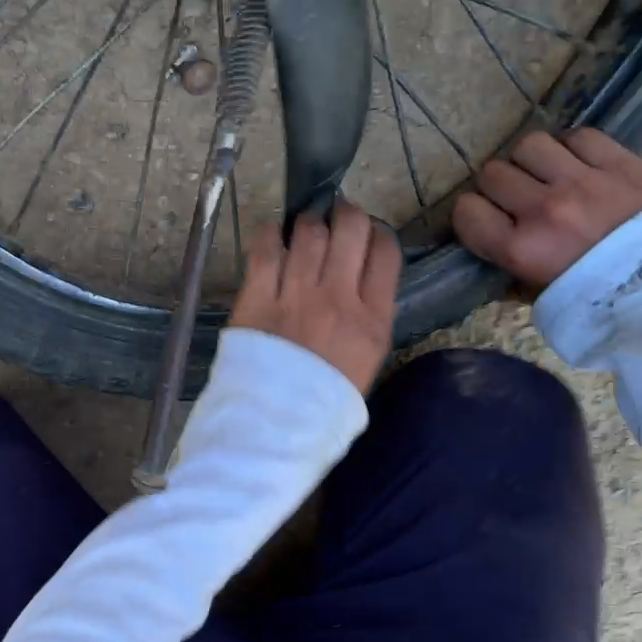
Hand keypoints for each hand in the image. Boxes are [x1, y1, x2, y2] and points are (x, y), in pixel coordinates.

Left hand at [230, 203, 400, 394]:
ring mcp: (295, 296)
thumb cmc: (323, 405)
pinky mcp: (256, 300)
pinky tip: (273, 235)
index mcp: (372, 319)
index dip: (377, 233)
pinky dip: (271, 235)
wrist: (274, 426)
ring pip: (310, 234)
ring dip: (309, 222)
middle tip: (336, 216)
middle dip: (346, 215)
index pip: (385, 253)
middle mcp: (337, 298)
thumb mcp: (366, 366)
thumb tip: (364, 288)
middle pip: (350, 231)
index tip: (365, 234)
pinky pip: (266, 251)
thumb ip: (370, 323)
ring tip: (304, 226)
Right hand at [453, 128, 641, 291]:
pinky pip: (578, 136)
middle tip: (512, 196)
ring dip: (529, 160)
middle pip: (493, 173)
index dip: (471, 213)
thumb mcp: (536, 294)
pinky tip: (576, 163)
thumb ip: (507, 269)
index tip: (483, 218)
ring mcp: (582, 181)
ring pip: (529, 146)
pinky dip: (570, 147)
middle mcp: (542, 210)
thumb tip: (490, 249)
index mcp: (518, 249)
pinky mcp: (618, 162)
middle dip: (496, 185)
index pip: (467, 211)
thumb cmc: (593, 295)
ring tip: (543, 173)